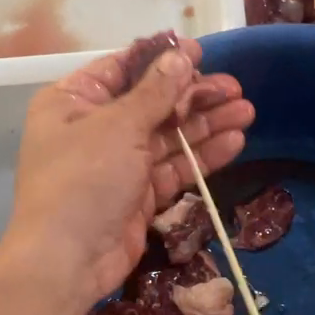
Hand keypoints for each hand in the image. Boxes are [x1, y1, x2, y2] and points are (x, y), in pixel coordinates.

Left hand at [1, 38, 253, 308]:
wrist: (67, 261)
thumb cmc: (83, 180)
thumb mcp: (119, 127)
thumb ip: (155, 92)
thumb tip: (181, 56)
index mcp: (73, 101)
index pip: (122, 69)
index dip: (163, 60)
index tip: (201, 54)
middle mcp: (94, 128)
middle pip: (151, 102)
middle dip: (194, 95)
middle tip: (235, 89)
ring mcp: (117, 163)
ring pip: (168, 136)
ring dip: (206, 124)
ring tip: (247, 111)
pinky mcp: (138, 195)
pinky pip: (173, 168)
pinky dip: (201, 156)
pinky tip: (235, 141)